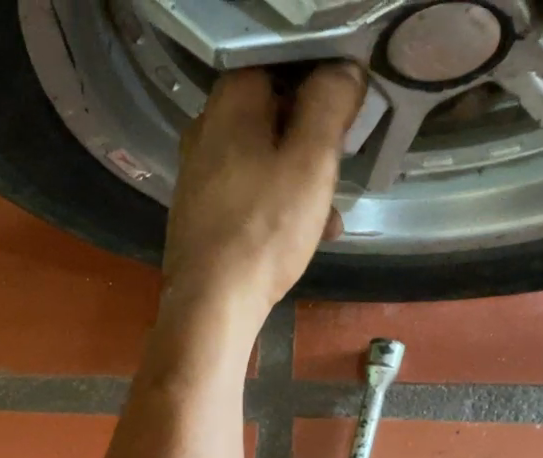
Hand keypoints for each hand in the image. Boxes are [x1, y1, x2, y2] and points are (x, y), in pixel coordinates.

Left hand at [162, 63, 365, 318]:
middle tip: (337, 173)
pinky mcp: (198, 216)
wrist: (212, 305)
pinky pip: (247, 196)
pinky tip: (302, 239)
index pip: (282, 68)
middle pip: (272, 118)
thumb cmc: (265, 229)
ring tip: (328, 217)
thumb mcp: (311, 160)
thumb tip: (342, 71)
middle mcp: (204, 131)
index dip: (320, 90)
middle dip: (311, 144)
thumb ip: (330, 104)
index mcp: (229, 103)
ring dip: (300, 183)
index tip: (345, 123)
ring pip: (263, 162)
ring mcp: (197, 177)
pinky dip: (276, 208)